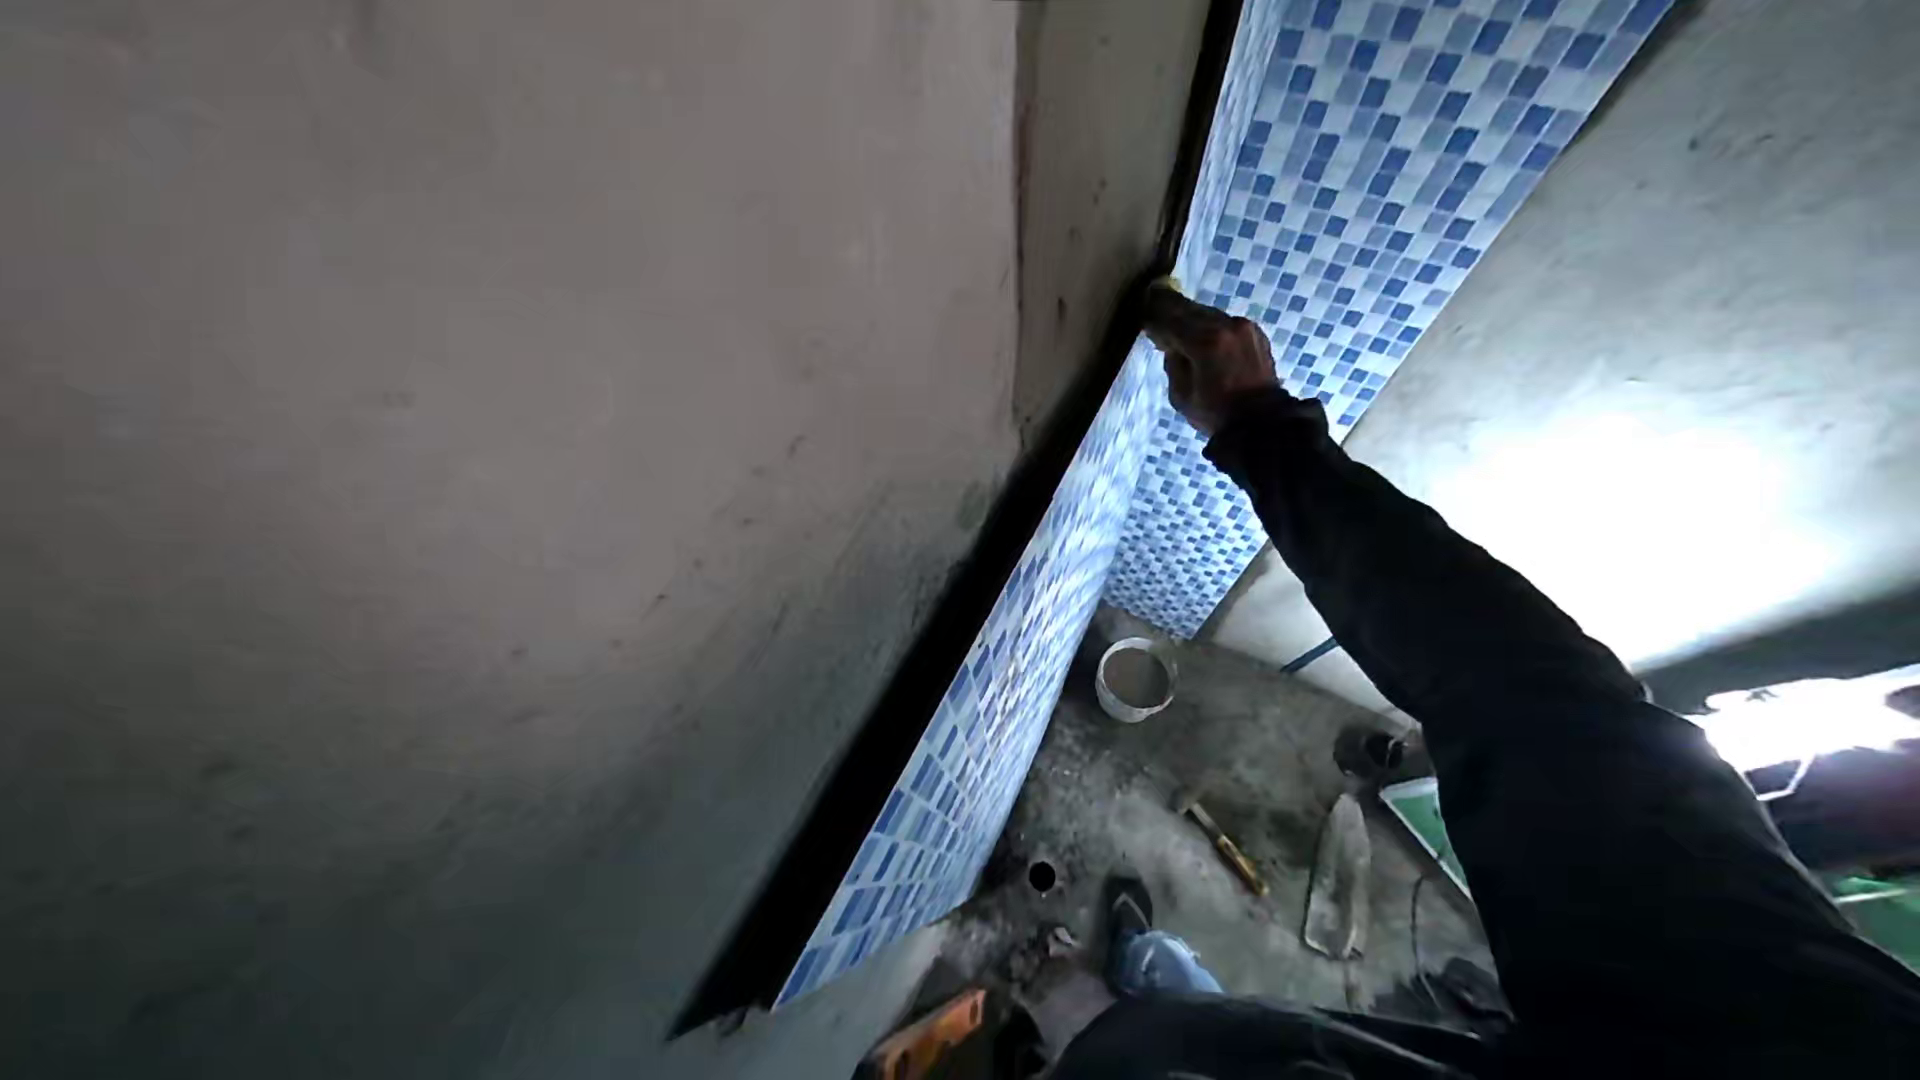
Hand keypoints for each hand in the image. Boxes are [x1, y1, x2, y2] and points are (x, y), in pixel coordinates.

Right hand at [1142, 283, 1280, 436]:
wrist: (1261, 421)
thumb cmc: (1215, 413)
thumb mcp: (1181, 394)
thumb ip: (1173, 363)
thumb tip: (1171, 344)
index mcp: (1205, 342)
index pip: (1171, 320)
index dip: (1154, 316)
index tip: (1142, 312)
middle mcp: (1226, 326)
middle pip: (1190, 310)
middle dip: (1170, 308)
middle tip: (1153, 302)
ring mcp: (1244, 327)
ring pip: (1208, 313)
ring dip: (1190, 316)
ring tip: (1175, 321)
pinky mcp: (1254, 333)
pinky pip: (1224, 322)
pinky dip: (1209, 324)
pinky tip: (1200, 332)